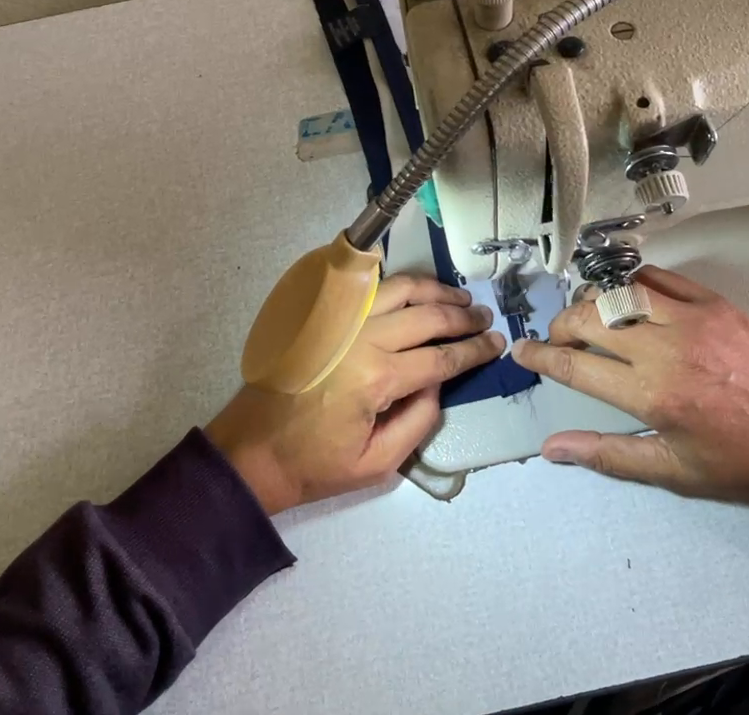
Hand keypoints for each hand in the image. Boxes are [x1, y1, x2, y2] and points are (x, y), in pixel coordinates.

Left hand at [206, 276, 504, 514]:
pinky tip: (412, 288)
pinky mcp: (322, 319)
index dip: (474, 349)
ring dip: (434, 290)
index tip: (497, 342)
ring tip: (458, 296)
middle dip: (462, 315)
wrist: (252, 451)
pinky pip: (365, 288)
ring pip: (398, 290)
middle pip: (426, 316)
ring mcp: (340, 323)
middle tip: (484, 316)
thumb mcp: (377, 464)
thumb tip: (438, 384)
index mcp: (377, 379)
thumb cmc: (314, 465)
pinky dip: (395, 282)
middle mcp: (361, 340)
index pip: (441, 357)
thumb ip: (418, 422)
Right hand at [509, 267, 748, 514]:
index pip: (577, 367)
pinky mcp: (714, 302)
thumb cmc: (746, 464)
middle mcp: (666, 349)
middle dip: (561, 327)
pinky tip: (627, 299)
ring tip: (590, 319)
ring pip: (619, 292)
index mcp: (653, 396)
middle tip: (558, 342)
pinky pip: (659, 277)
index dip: (541, 357)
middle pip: (590, 318)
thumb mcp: (675, 473)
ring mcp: (691, 318)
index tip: (521, 352)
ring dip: (593, 302)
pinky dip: (631, 283)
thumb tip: (552, 447)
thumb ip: (609, 455)